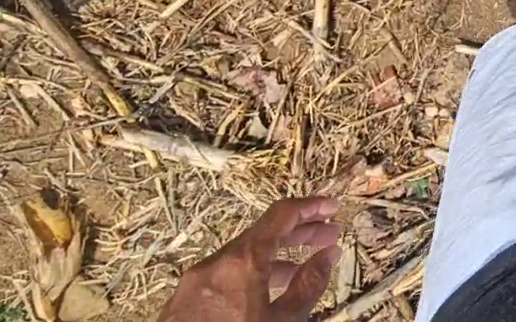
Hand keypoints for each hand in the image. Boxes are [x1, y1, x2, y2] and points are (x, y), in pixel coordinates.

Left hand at [157, 197, 342, 321]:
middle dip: (301, 232)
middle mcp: (214, 263)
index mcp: (241, 261)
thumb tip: (330, 253)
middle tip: (330, 237)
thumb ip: (310, 283)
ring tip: (304, 267)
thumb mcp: (284, 321)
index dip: (313, 206)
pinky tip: (268, 289)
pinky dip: (253, 271)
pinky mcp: (180, 304)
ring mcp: (193, 284)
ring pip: (243, 254)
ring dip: (278, 253)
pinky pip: (225, 274)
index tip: (335, 209)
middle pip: (264, 232)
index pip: (283, 214)